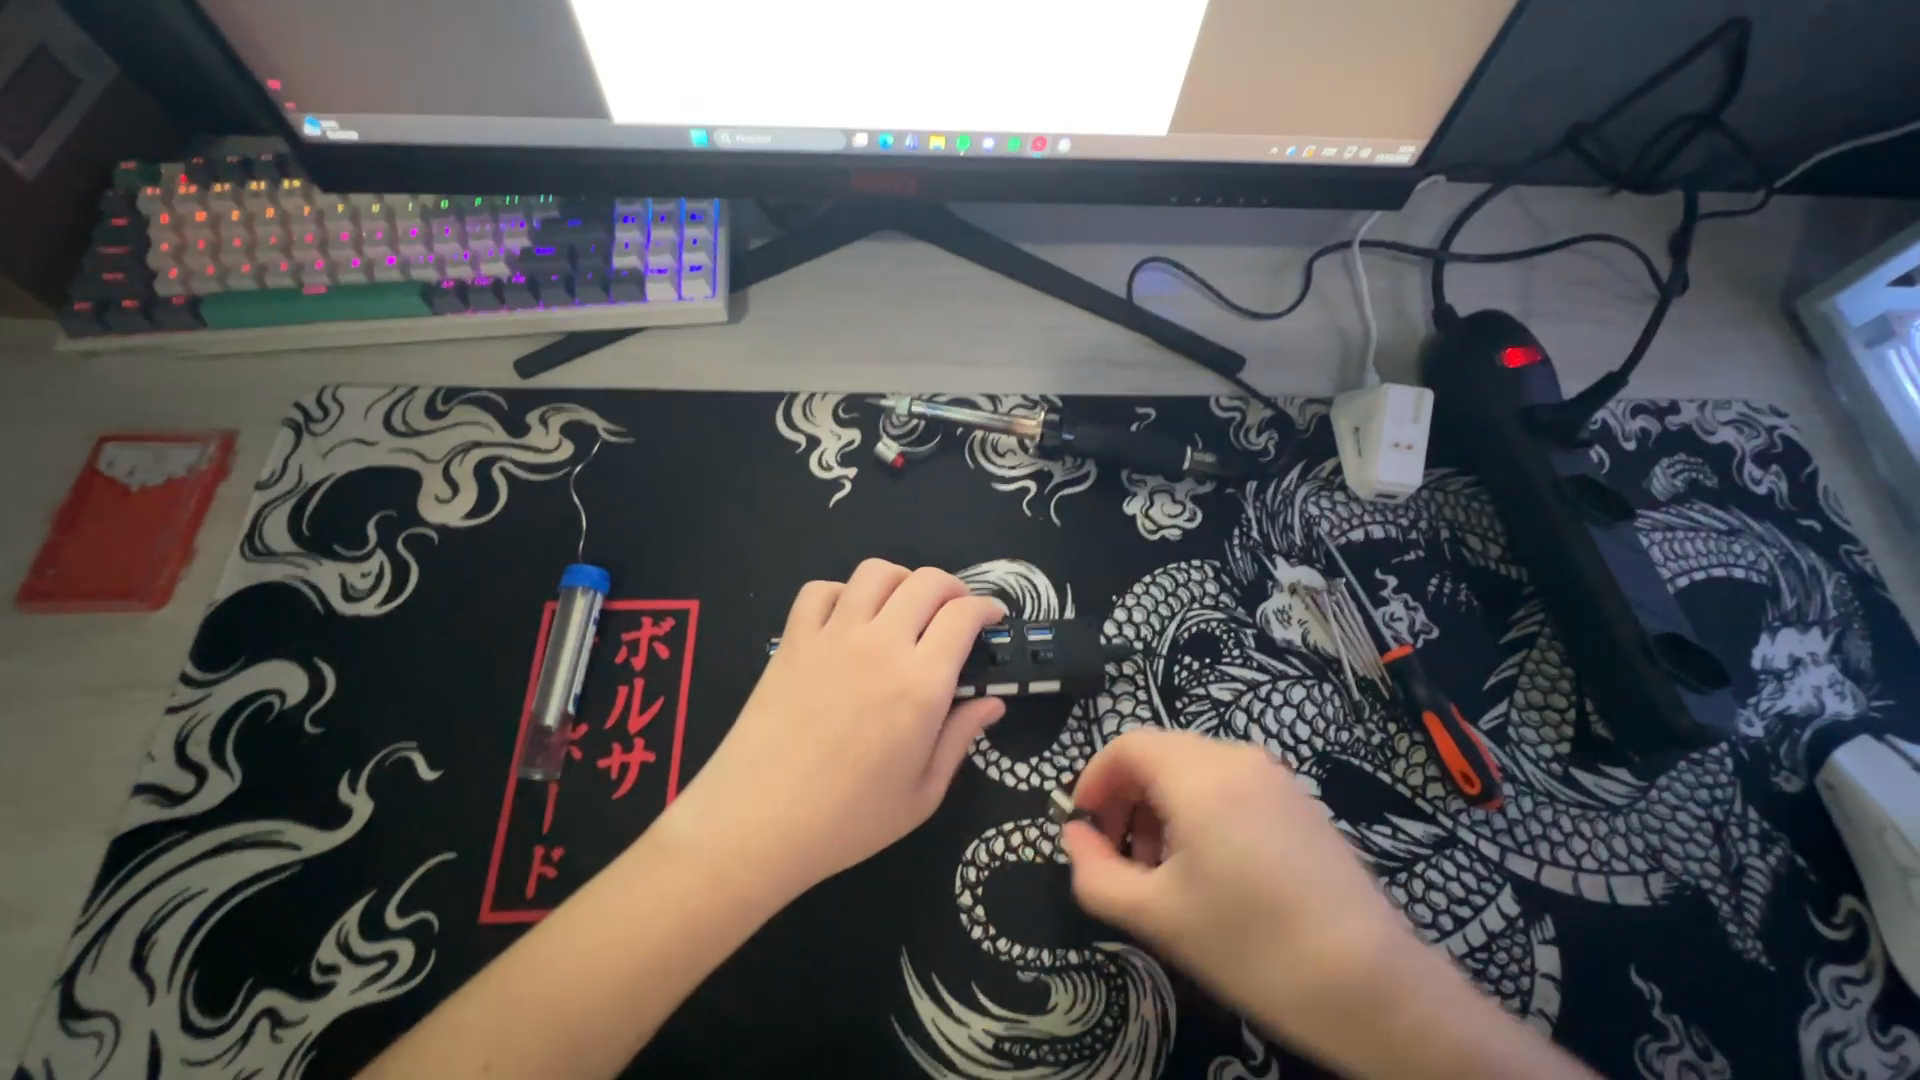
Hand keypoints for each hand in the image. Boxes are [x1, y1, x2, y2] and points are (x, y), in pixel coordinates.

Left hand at [665, 559, 1007, 896]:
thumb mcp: (922, 794)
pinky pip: (819, 590)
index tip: (992, 618)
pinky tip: (848, 618)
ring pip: (875, 573)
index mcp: (921, 684)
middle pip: (926, 582)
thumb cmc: (848, 820)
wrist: (757, 824)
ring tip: (904, 606)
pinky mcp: (792, 640)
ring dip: (900, 580)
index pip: (963, 616)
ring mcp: (831, 637)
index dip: (986, 608)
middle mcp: (880, 646)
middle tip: (956, 610)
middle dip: (952, 587)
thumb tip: (993, 704)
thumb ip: (960, 739)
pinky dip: (842, 592)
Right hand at [1061, 730, 1437, 1064]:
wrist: (1370, 985)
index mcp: (1200, 774)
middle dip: (1127, 799)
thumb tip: (1074, 836)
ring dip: (1162, 809)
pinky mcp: (1300, 805)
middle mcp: (1239, 759)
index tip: (1084, 827)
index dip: (1094, 779)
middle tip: (1121, 858)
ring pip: (1195, 771)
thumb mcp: (1155, 916)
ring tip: (1163, 873)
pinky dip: (1201, 813)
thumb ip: (1095, 871)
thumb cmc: (1251, 945)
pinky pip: (1231, 787)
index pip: (1127, 746)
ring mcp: (1277, 779)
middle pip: (1160, 755)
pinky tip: (1211, 872)